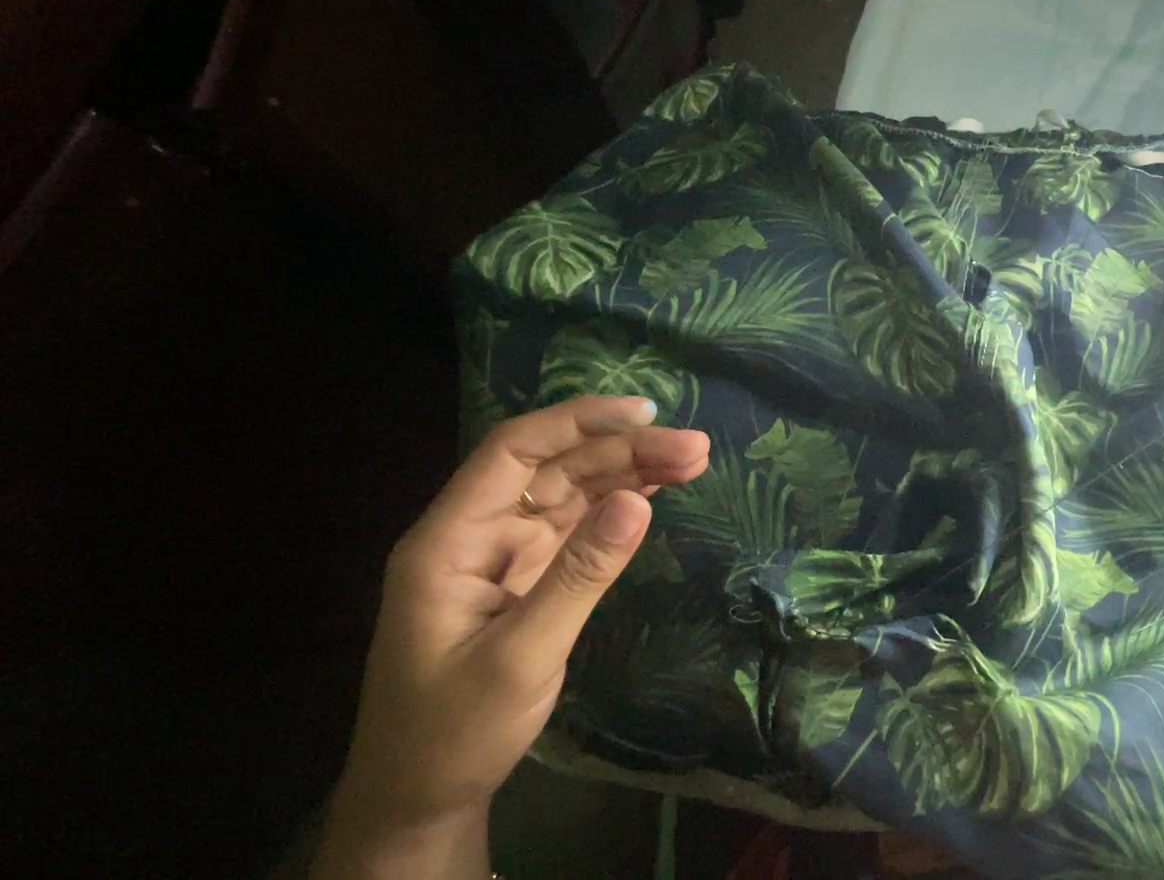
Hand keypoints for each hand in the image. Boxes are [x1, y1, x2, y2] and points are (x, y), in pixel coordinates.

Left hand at [312, 395, 709, 878]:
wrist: (421, 796)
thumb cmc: (455, 730)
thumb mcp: (522, 655)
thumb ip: (581, 573)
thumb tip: (641, 500)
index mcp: (450, 539)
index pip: (514, 452)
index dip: (578, 422)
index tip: (645, 414)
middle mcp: (477, 532)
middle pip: (554, 467)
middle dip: (624, 450)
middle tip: (696, 448)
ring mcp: (503, 553)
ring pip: (571, 491)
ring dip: (629, 471)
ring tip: (694, 460)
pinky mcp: (528, 575)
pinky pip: (577, 524)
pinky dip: (619, 502)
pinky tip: (659, 487)